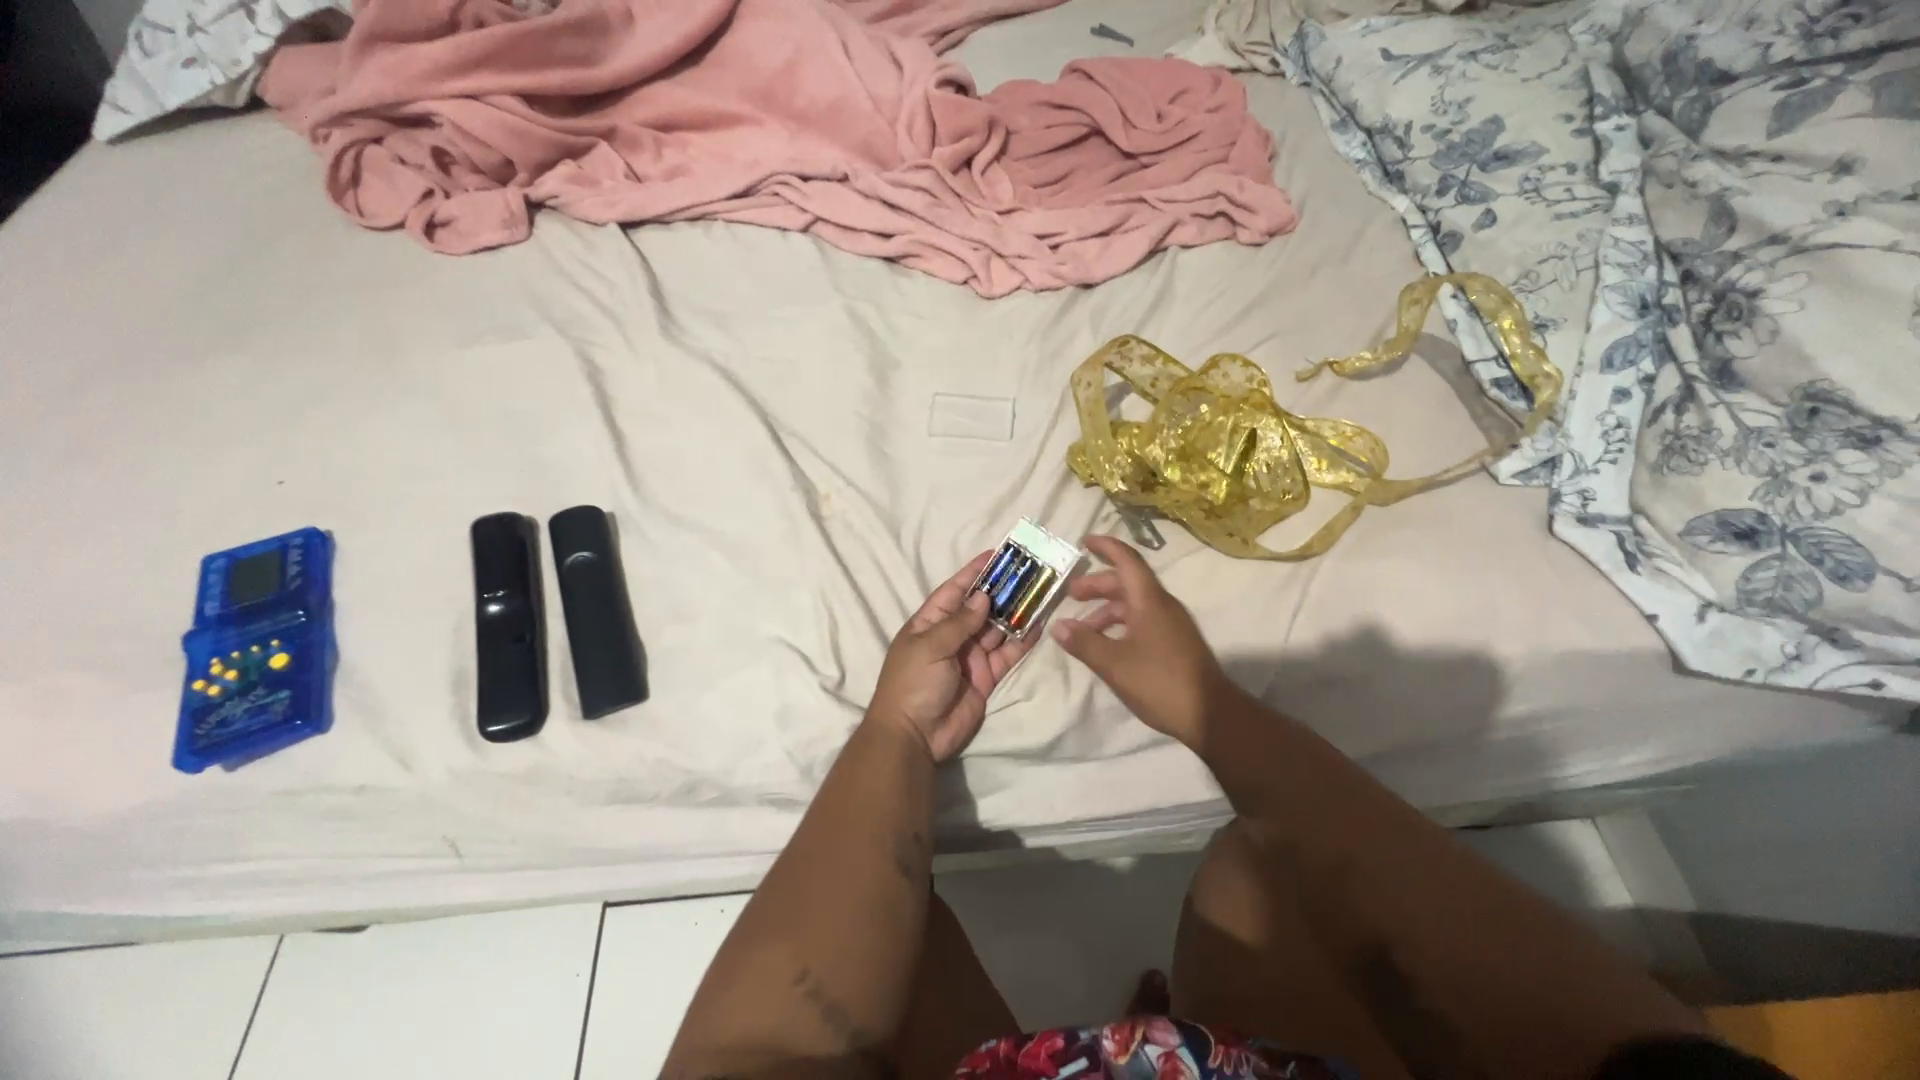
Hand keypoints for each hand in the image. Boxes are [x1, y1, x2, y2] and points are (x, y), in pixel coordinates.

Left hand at [870, 552, 1038, 763]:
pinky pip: (1007, 654)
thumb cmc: (912, 684)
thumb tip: (983, 596)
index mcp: (929, 623)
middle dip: (1003, 591)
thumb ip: (959, 622)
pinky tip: (1039, 624)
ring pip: (998, 629)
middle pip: (981, 608)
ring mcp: (970, 657)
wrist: (914, 736)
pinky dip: (1022, 640)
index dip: (974, 572)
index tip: (996, 554)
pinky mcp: (987, 677)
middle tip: (1030, 572)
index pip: (954, 591)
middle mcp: (952, 636)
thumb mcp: (930, 647)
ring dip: (1017, 612)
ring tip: (1041, 592)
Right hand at [1051, 535, 1233, 745]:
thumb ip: (1084, 643)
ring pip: (1134, 605)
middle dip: (1098, 585)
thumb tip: (1058, 626)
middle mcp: (1162, 606)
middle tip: (1071, 595)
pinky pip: (1142, 621)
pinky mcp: (1175, 643)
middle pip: (1128, 583)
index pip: (1127, 561)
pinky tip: (1106, 645)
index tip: (1084, 542)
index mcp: (1150, 601)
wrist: (1210, 714)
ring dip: (1107, 610)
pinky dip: (1120, 625)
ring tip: (1083, 629)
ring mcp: (1172, 625)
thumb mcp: (1114, 664)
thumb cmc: (1160, 682)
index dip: (1106, 547)